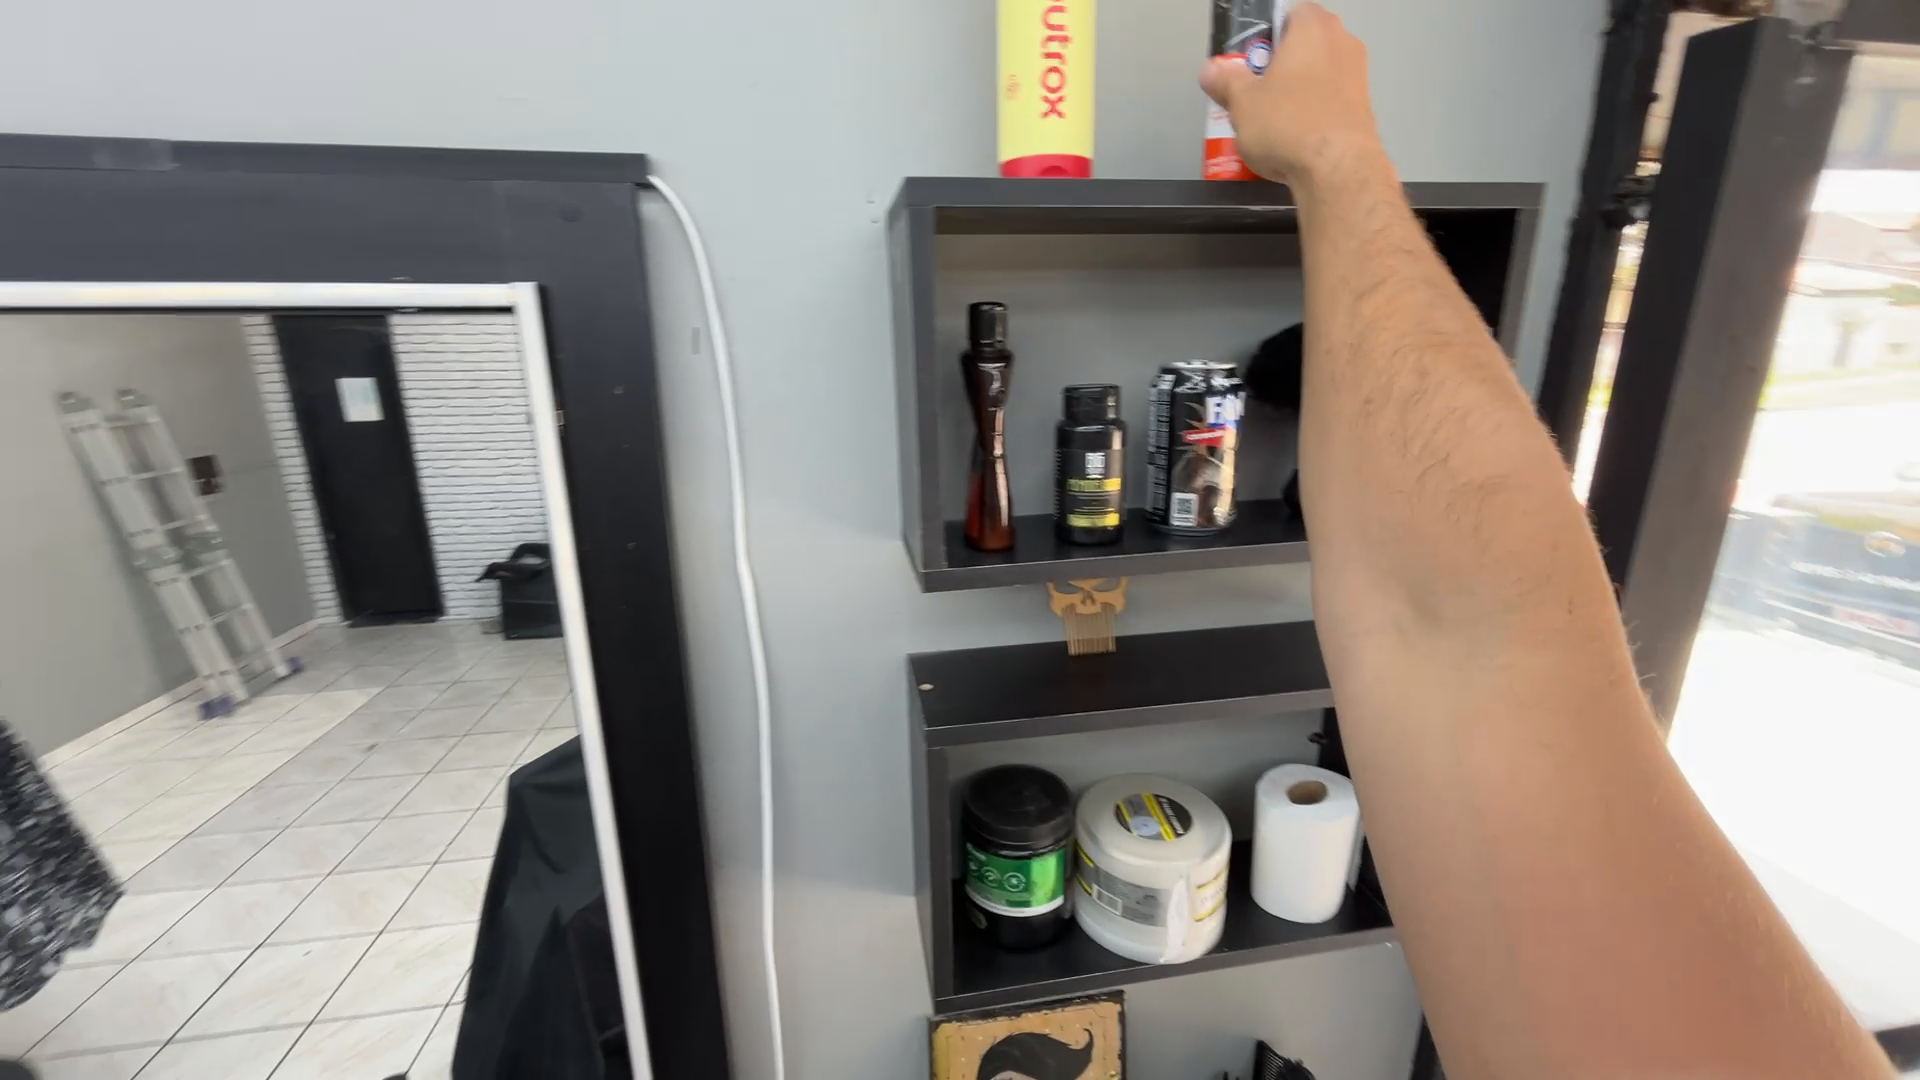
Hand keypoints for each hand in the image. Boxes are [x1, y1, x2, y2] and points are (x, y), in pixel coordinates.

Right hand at [1200, 4, 1386, 190]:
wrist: (1334, 166)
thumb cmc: (1286, 123)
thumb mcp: (1242, 103)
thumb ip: (1226, 81)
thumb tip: (1210, 70)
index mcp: (1312, 26)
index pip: (1289, 14)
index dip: (1267, 38)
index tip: (1251, 65)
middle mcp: (1342, 40)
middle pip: (1305, 46)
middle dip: (1281, 68)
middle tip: (1256, 98)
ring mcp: (1358, 73)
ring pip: (1318, 76)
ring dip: (1297, 94)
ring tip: (1274, 126)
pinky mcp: (1364, 105)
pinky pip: (1330, 102)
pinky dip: (1313, 114)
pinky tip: (1296, 141)